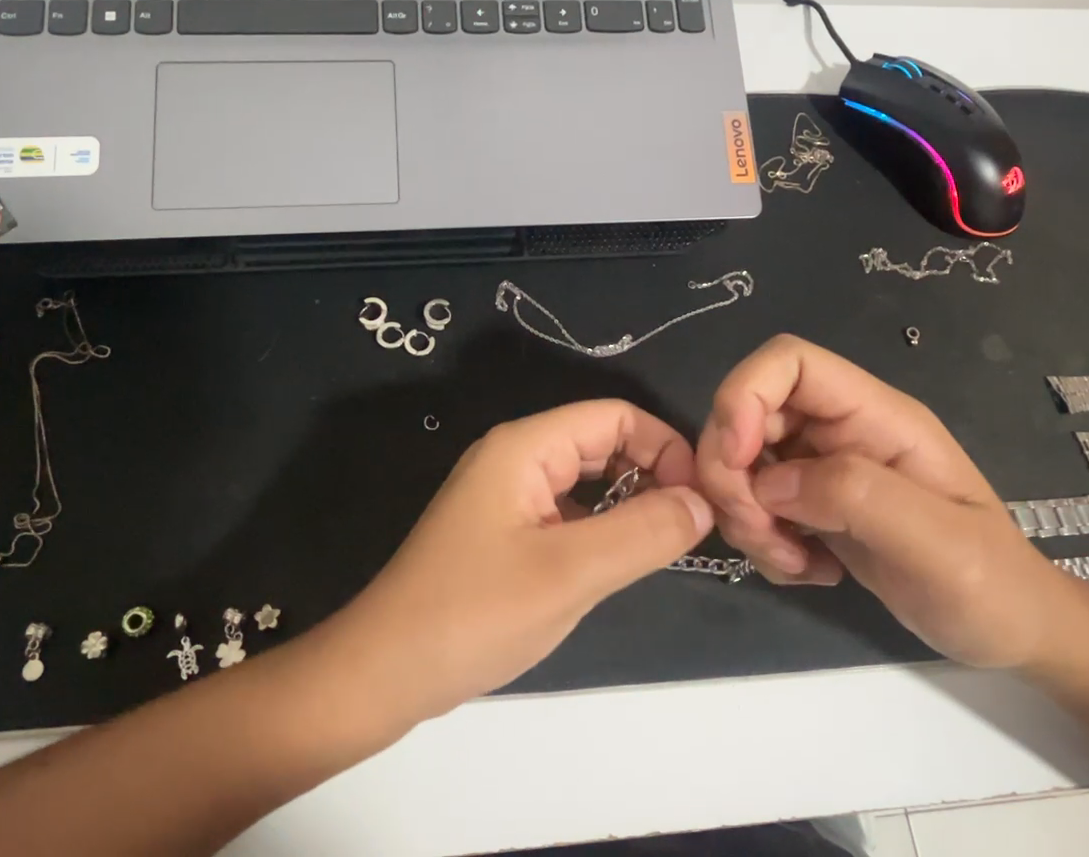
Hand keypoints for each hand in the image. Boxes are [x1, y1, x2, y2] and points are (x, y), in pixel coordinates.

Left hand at [338, 400, 713, 717]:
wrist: (386, 672)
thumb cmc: (475, 613)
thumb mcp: (570, 573)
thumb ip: (643, 533)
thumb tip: (703, 502)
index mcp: (524, 447)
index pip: (615, 417)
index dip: (666, 447)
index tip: (703, 500)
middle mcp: (515, 459)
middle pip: (602, 444)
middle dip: (652, 474)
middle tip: (694, 526)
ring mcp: (507, 498)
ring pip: (586, 482)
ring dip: (629, 505)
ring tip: (666, 546)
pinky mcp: (504, 534)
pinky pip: (567, 514)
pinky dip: (601, 530)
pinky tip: (619, 565)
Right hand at [697, 335, 1079, 666]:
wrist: (1010, 632)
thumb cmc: (990, 584)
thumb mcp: (938, 542)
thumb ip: (857, 496)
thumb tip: (770, 482)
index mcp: (875, 416)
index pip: (788, 362)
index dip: (744, 397)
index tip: (735, 462)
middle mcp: (839, 431)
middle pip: (749, 416)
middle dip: (734, 475)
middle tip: (760, 531)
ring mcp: (821, 469)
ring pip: (742, 466)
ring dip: (747, 517)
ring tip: (794, 560)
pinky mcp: (810, 506)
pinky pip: (753, 506)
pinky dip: (762, 541)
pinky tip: (807, 569)